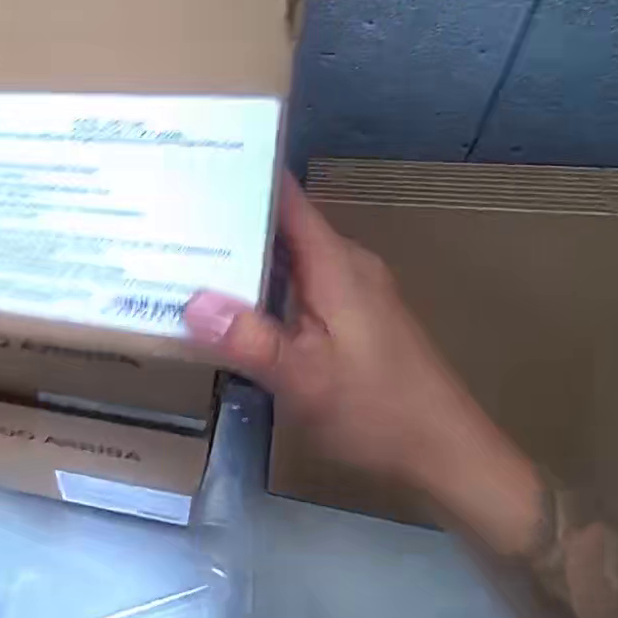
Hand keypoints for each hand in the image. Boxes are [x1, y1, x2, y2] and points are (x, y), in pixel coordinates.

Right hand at [182, 179, 490, 489]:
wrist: (446, 452)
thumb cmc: (377, 409)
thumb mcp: (305, 380)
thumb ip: (250, 340)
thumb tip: (192, 301)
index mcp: (334, 262)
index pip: (286, 197)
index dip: (243, 177)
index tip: (194, 165)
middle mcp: (344, 264)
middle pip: (282, 226)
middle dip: (229, 220)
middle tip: (171, 217)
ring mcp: (351, 290)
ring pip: (289, 258)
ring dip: (245, 257)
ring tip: (186, 253)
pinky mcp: (353, 316)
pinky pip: (300, 285)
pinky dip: (265, 286)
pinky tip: (233, 303)